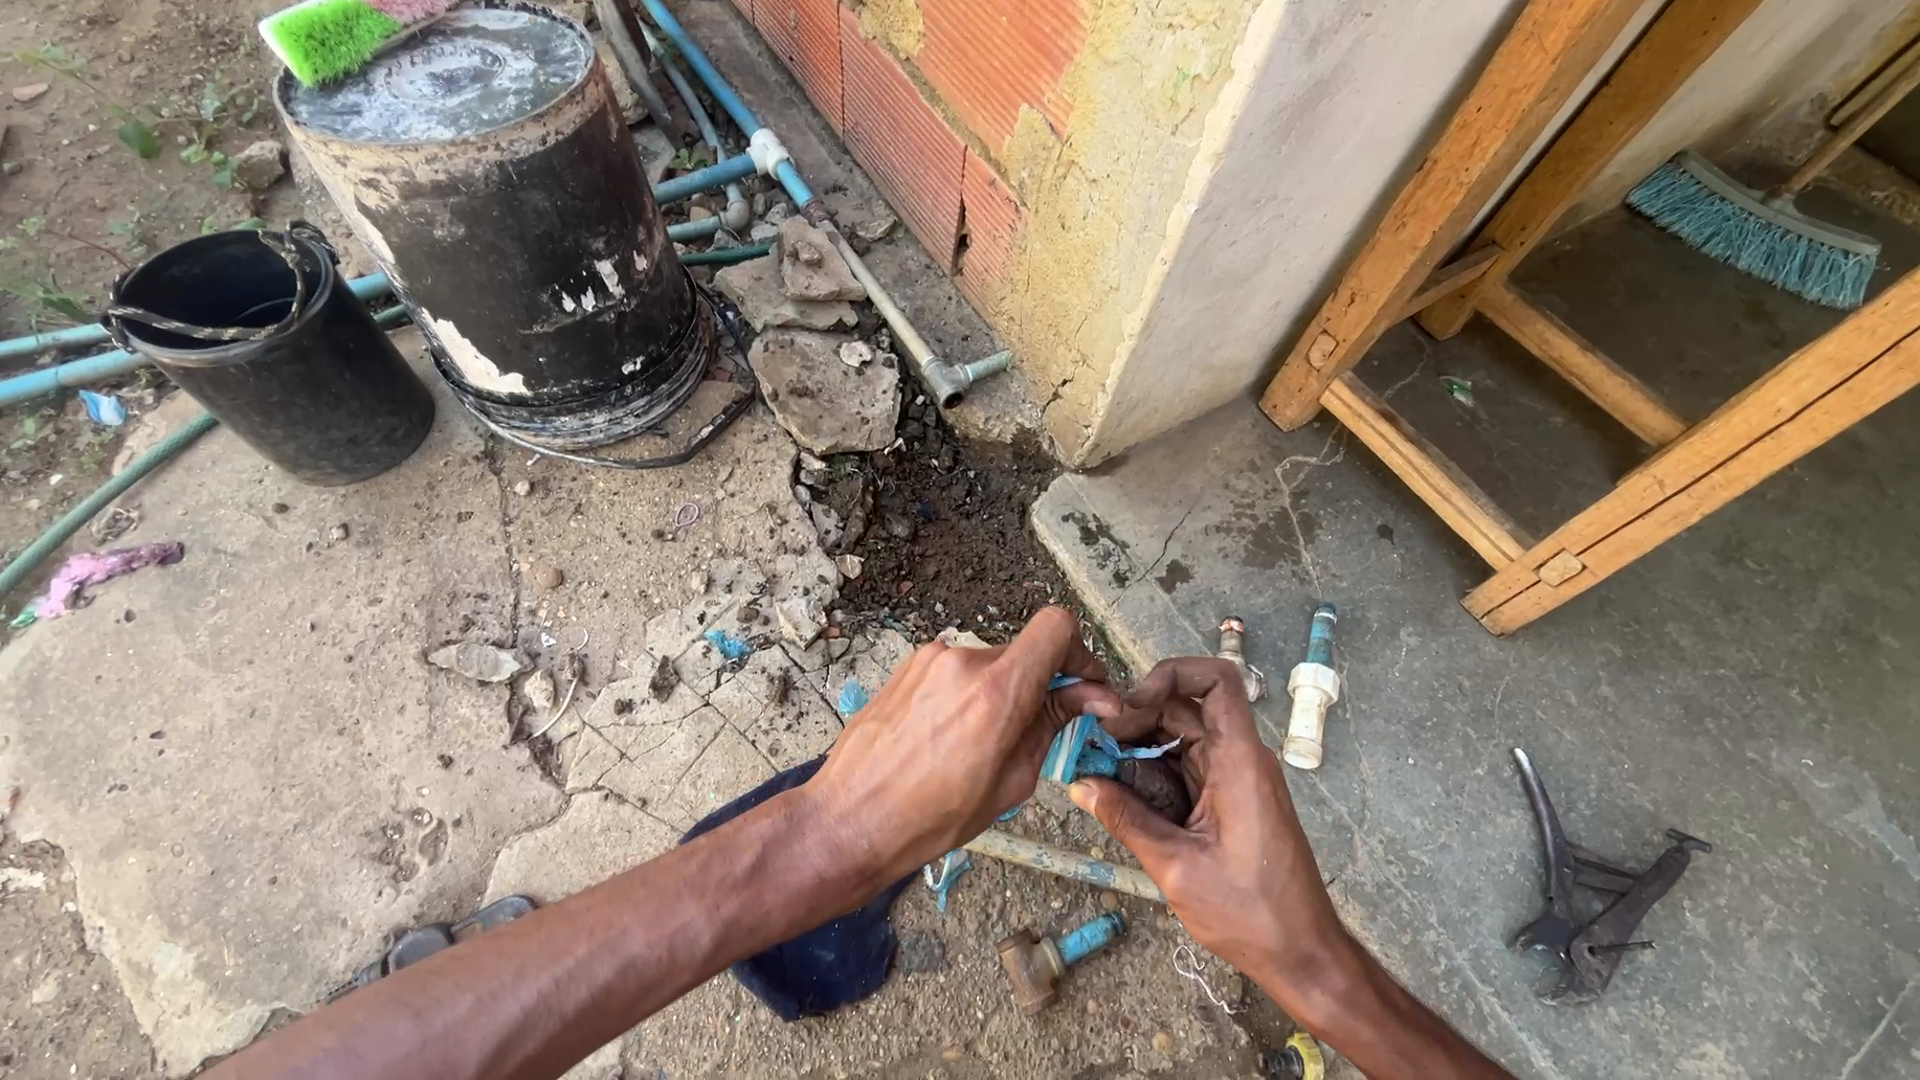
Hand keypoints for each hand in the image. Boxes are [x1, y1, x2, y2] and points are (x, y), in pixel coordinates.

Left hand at [806, 607, 1120, 884]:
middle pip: (1023, 652)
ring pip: (988, 664)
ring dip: (997, 692)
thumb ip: (1052, 725)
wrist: (852, 818)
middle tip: (1029, 732)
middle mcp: (963, 660)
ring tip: (975, 742)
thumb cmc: (932, 817)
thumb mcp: (1012, 780)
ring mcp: (929, 658)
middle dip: (1036, 686)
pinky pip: (955, 670)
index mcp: (997, 691)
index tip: (1080, 686)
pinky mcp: (908, 665)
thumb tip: (1093, 697)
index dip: (1079, 653)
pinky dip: (965, 693)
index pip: (1056, 627)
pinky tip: (947, 733)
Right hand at [1069, 657, 1352, 989]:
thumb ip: (1126, 819)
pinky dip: (1151, 771)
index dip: (1171, 673)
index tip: (1130, 705)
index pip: (1217, 681)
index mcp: (1239, 762)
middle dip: (1136, 717)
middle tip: (1096, 747)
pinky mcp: (1227, 797)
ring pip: (1180, 735)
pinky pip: (1184, 765)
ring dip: (1138, 746)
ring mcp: (1234, 777)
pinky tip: (1122, 794)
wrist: (1303, 955)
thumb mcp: (1177, 867)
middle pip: (1184, 707)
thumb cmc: (1252, 914)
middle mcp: (1239, 758)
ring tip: (1099, 771)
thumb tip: (1081, 785)